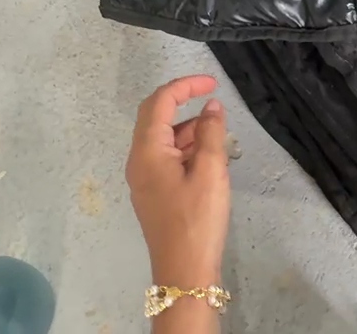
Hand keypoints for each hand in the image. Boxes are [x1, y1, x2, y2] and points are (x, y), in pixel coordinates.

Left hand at [126, 76, 231, 287]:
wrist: (185, 274)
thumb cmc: (197, 220)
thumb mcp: (210, 171)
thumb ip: (211, 132)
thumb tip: (212, 106)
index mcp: (147, 150)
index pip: (161, 101)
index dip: (186, 85)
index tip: (212, 83)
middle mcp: (138, 160)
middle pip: (154, 115)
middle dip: (182, 100)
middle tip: (210, 95)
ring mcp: (144, 178)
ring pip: (162, 136)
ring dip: (187, 125)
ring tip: (218, 130)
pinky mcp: (153, 192)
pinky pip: (165, 155)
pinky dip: (185, 145)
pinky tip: (208, 154)